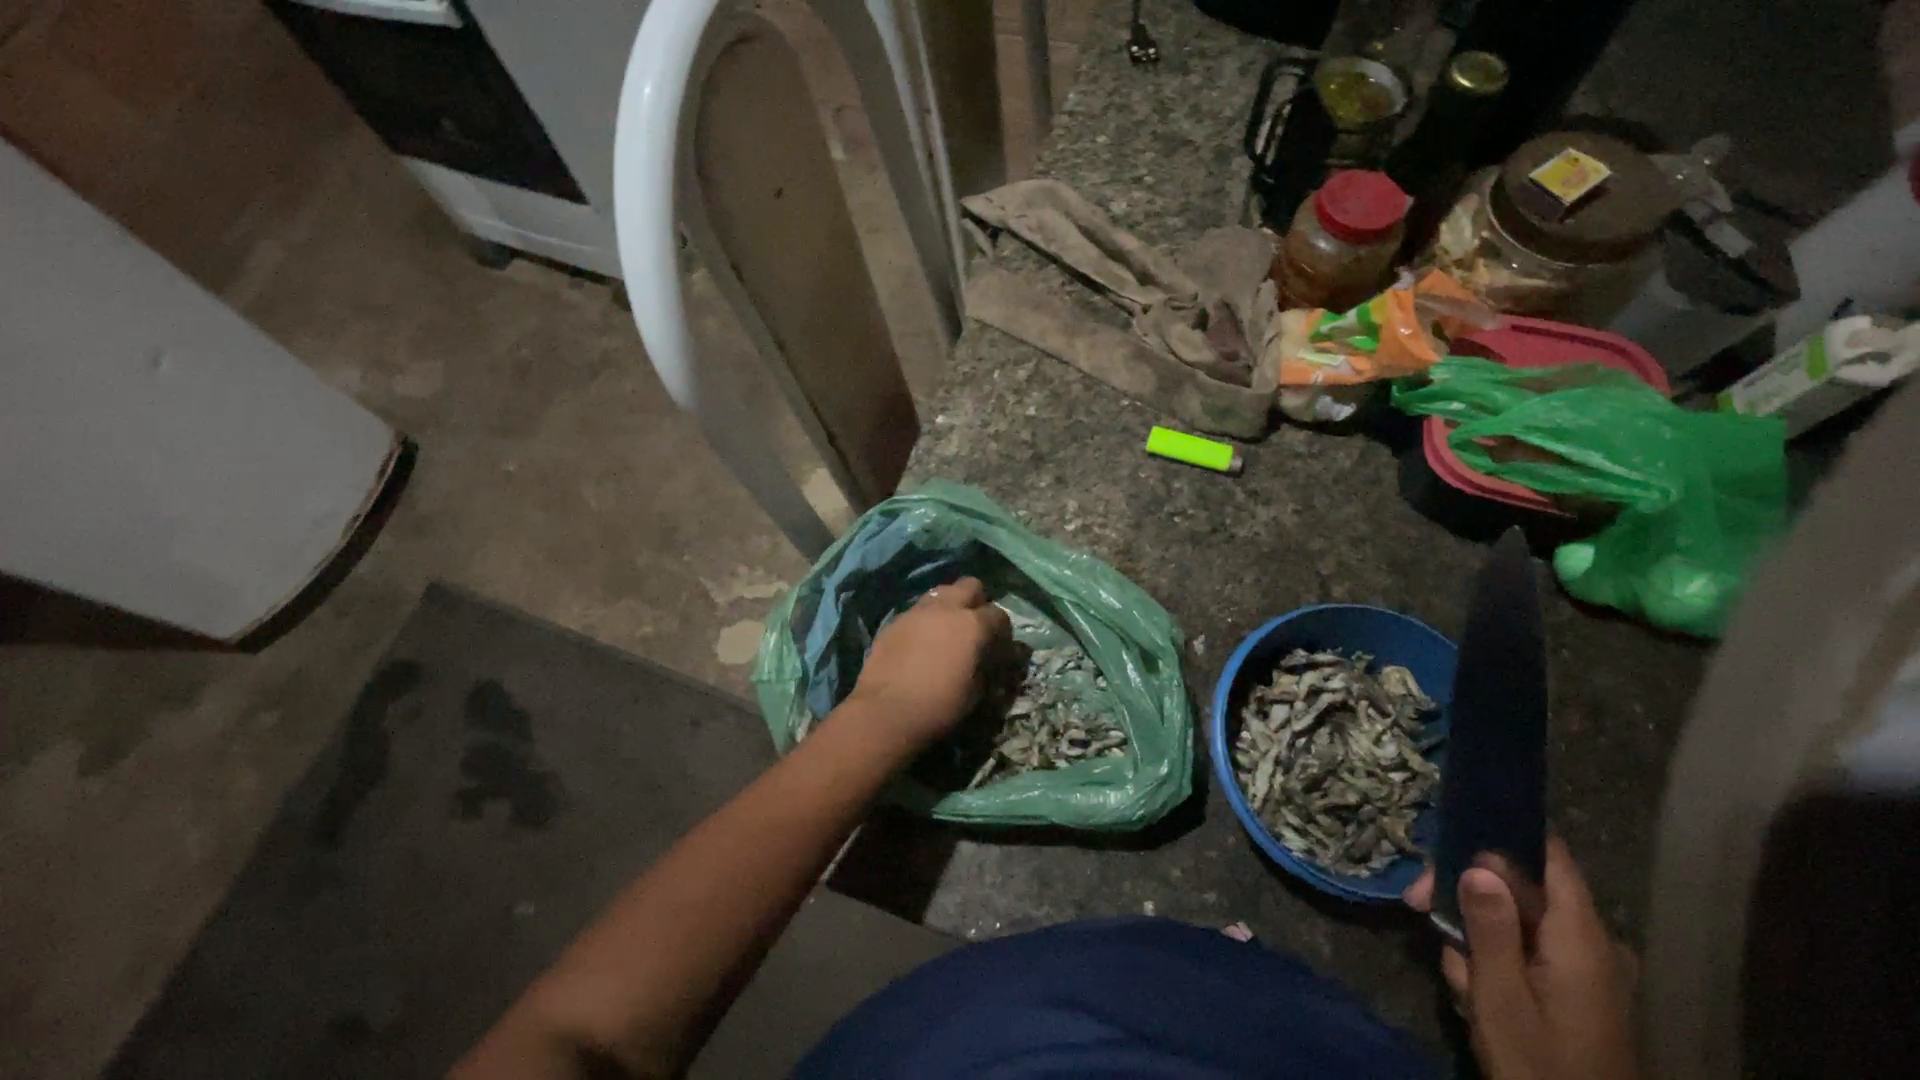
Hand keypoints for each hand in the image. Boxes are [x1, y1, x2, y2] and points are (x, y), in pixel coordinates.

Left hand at [845, 577, 1011, 746]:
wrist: (886, 711)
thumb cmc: (939, 705)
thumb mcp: (976, 692)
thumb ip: (984, 669)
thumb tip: (984, 663)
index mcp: (972, 624)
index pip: (999, 615)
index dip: (1003, 630)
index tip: (1000, 646)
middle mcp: (946, 609)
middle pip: (970, 586)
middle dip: (977, 601)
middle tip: (974, 626)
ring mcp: (916, 612)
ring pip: (940, 593)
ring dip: (948, 606)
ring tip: (946, 630)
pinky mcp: (894, 622)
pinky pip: (916, 612)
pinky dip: (924, 621)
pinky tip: (920, 643)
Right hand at [1404, 837, 1638, 1079]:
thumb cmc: (1539, 1062)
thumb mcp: (1500, 996)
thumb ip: (1490, 925)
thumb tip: (1479, 863)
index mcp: (1582, 936)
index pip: (1550, 857)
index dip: (1501, 838)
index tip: (1449, 841)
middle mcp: (1596, 943)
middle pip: (1526, 891)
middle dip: (1470, 895)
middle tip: (1418, 905)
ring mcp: (1593, 971)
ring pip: (1522, 925)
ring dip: (1479, 938)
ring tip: (1456, 974)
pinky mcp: (1583, 993)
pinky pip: (1534, 955)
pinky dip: (1500, 962)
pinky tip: (1476, 991)